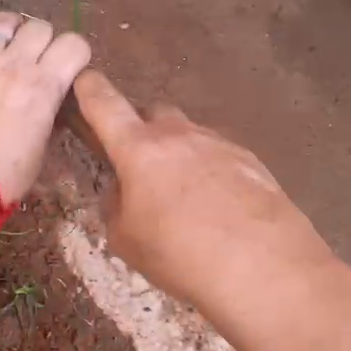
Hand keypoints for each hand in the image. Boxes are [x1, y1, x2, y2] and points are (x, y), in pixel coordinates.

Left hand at [0, 0, 90, 213]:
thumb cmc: (2, 179)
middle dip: (44, 40)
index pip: (73, 44)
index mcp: (43, 87)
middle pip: (39, 28)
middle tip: (37, 58)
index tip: (69, 66)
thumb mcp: (41, 150)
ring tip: (8, 38)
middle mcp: (13, 66)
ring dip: (11, 27)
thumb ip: (47, 114)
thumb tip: (50, 101)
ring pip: (1, 23)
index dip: (75, 53)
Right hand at [71, 70, 336, 313]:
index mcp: (138, 148)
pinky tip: (217, 206)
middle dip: (141, 129)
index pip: (104, 103)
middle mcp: (178, 135)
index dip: (89, 87)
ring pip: (188, 134)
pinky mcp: (253, 162)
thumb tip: (124, 190)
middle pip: (152, 113)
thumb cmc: (180, 255)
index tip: (83, 78)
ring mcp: (219, 145)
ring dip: (178, 152)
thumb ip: (116, 204)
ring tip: (182, 193)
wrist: (267, 272)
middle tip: (139, 163)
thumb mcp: (125, 237)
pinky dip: (209, 170)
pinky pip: (218, 155)